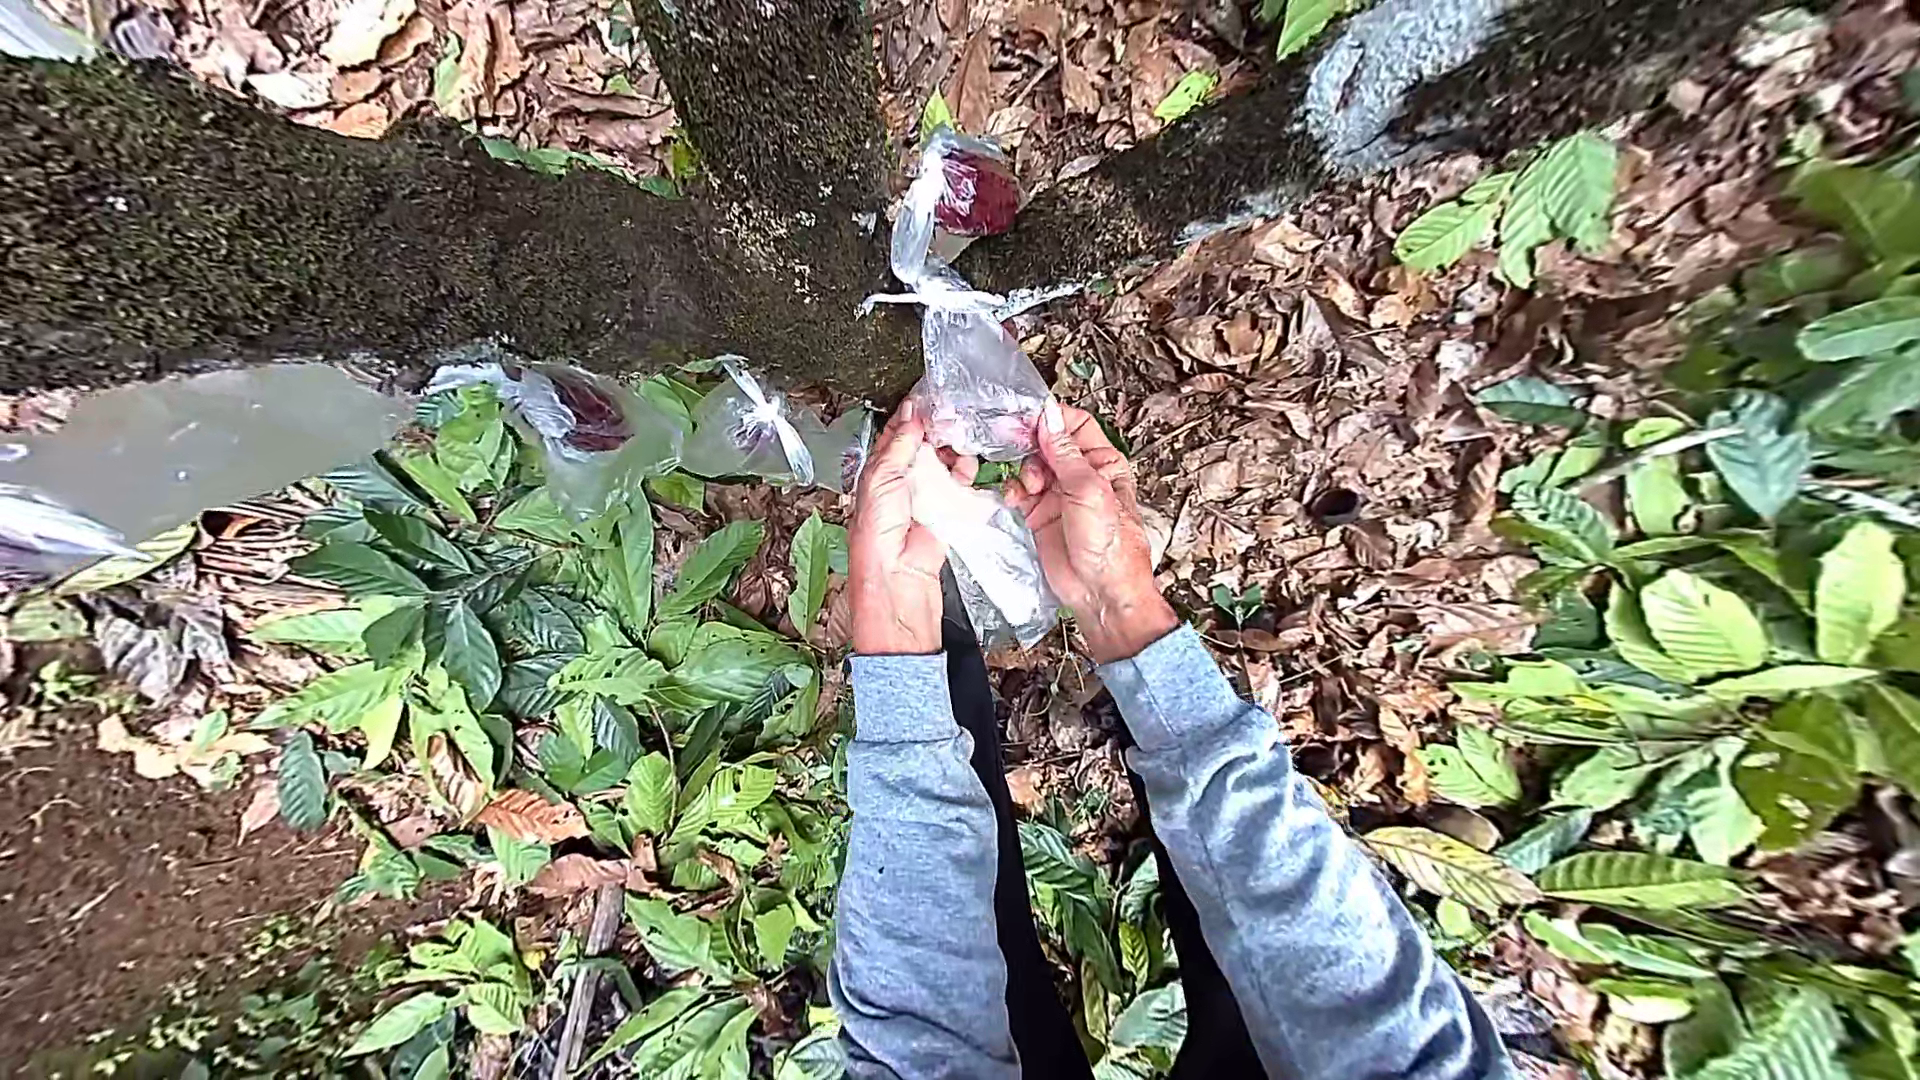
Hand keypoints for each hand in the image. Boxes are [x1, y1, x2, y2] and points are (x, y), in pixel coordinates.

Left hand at [848, 400, 974, 654]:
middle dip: (936, 432)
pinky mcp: (944, 514)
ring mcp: (923, 500)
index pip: (895, 438)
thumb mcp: (881, 480)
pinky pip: (957, 489)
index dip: (909, 418)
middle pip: (922, 449)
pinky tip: (968, 464)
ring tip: (962, 437)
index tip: (927, 399)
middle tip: (952, 415)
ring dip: (951, 451)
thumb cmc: (877, 536)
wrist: (898, 578)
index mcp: (877, 475)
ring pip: (941, 466)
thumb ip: (899, 447)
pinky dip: (964, 475)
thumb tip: (912, 416)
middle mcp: (900, 485)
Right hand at [1006, 401, 1176, 662]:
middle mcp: (1080, 476)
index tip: (1027, 417)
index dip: (1051, 419)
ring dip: (1021, 470)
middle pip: (1046, 444)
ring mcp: (1058, 495)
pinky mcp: (1040, 514)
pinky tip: (1015, 497)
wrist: (1100, 591)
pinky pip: (1019, 492)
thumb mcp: (1089, 490)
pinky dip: (1013, 490)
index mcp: (1103, 463)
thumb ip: (1065, 453)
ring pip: (1030, 466)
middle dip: (1029, 444)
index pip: (1074, 426)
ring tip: (1028, 485)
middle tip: (1012, 444)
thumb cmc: (1112, 546)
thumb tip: (1050, 419)